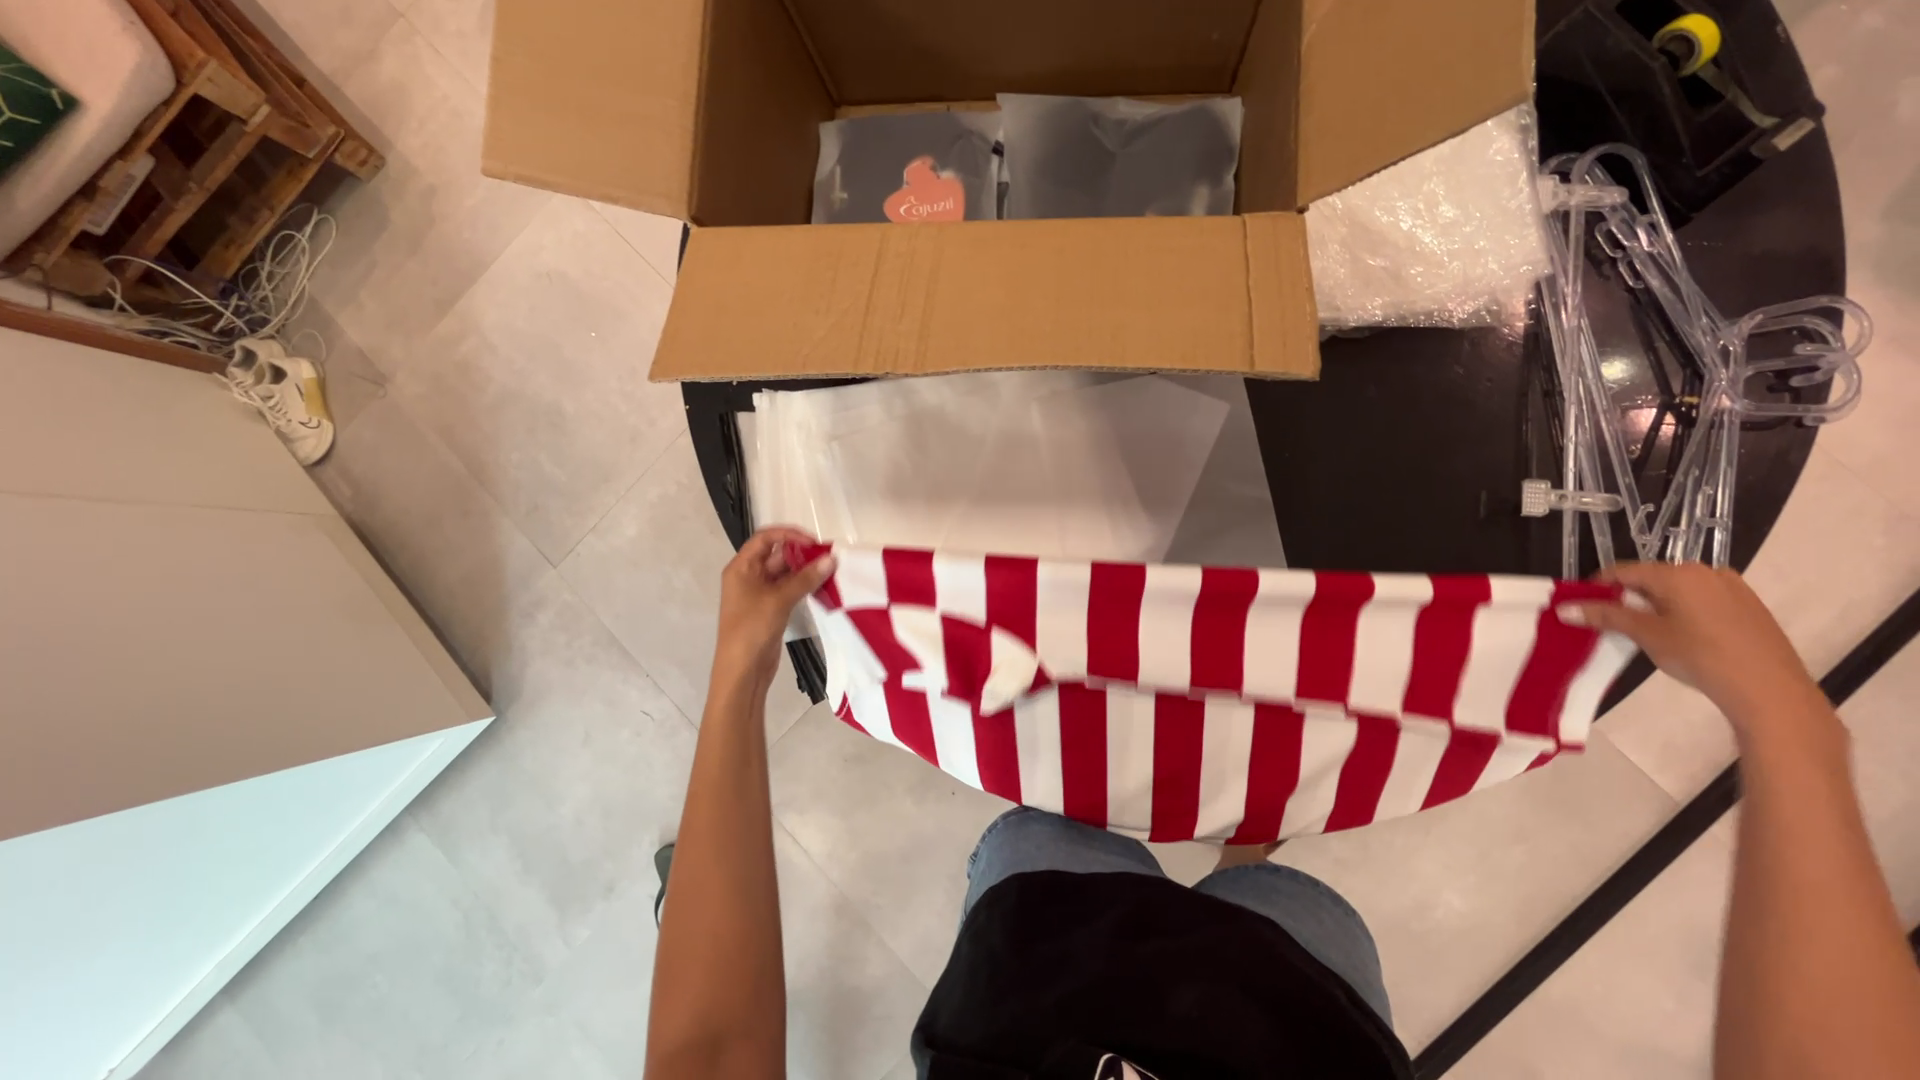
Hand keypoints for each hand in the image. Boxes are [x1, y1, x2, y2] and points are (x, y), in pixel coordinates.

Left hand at [712, 527, 835, 692]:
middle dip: (801, 554)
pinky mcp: (770, 609)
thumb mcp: (779, 599)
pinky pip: (788, 590)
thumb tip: (831, 559)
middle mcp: (748, 576)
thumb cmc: (752, 628)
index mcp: (741, 567)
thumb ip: (806, 578)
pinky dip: (804, 587)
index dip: (789, 535)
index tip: (813, 542)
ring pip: (785, 574)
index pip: (765, 538)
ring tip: (830, 571)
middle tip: (828, 557)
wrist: (742, 670)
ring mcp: (759, 594)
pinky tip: (823, 587)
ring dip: (805, 571)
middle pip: (776, 555)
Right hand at [1565, 562, 1823, 733]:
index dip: (1596, 587)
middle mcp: (1705, 571)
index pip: (1622, 571)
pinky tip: (1681, 636)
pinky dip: (1681, 610)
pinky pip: (1701, 599)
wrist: (1769, 688)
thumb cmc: (1700, 655)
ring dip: (1654, 604)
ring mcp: (1731, 586)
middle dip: (1627, 597)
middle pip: (1651, 578)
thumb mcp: (1647, 635)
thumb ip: (1606, 616)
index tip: (1582, 607)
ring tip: (1647, 632)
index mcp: (1677, 573)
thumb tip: (1564, 608)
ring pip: (1677, 589)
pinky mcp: (1748, 604)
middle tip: (1612, 624)